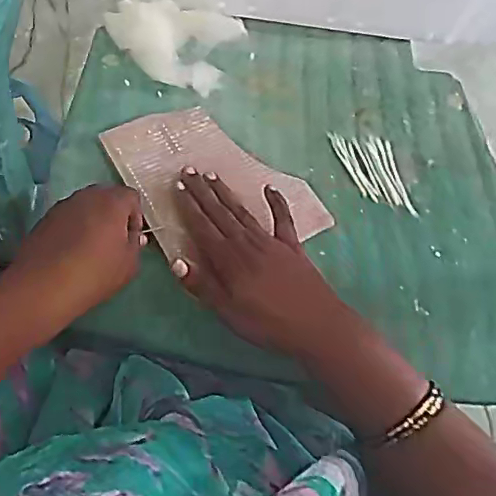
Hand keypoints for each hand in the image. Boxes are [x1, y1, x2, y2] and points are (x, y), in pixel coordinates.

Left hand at [3, 185, 144, 315]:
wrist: (43, 284)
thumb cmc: (94, 273)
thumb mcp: (128, 265)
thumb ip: (134, 245)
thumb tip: (132, 235)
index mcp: (111, 201)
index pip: (131, 197)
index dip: (135, 217)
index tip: (130, 240)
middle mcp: (86, 195)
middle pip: (106, 196)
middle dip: (113, 215)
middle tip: (113, 242)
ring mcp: (63, 205)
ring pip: (85, 206)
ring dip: (92, 220)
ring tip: (90, 248)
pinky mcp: (45, 217)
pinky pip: (68, 217)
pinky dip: (73, 227)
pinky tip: (71, 251)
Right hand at [172, 170, 348, 358]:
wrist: (319, 327)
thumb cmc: (267, 323)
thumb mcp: (228, 311)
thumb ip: (201, 286)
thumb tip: (176, 261)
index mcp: (228, 259)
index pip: (202, 226)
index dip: (189, 206)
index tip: (178, 185)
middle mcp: (246, 243)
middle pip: (219, 212)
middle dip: (202, 191)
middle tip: (189, 169)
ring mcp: (271, 242)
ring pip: (242, 211)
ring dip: (226, 193)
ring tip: (213, 175)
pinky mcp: (292, 247)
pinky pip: (282, 219)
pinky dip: (276, 202)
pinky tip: (270, 189)